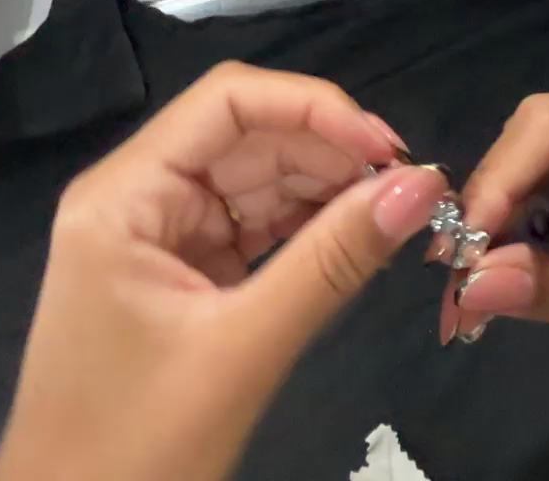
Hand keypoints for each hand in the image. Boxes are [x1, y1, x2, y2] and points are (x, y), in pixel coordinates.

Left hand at [0, 62, 450, 480]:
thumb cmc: (136, 452)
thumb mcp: (242, 350)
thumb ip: (334, 260)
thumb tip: (422, 186)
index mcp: (126, 192)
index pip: (229, 102)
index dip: (313, 107)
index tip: (385, 147)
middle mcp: (143, 191)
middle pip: (250, 133)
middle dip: (330, 149)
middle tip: (407, 185)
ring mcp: (166, 227)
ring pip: (262, 174)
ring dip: (329, 185)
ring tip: (393, 209)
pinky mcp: (191, 262)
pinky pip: (261, 219)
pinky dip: (312, 223)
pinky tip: (358, 232)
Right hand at [441, 94, 548, 377]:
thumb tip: (477, 287)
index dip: (498, 178)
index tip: (464, 247)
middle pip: (539, 135)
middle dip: (497, 195)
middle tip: (464, 266)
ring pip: (544, 161)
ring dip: (512, 215)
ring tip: (485, 275)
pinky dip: (539, 228)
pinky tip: (531, 268)